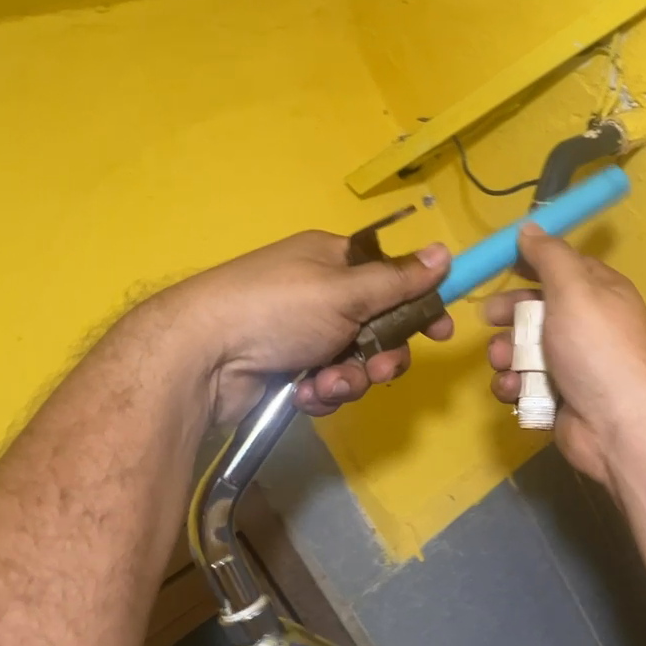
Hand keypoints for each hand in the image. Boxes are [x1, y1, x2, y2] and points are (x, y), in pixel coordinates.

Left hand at [153, 231, 453, 425]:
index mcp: (333, 261)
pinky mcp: (289, 370)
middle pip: (380, 327)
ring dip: (351, 379)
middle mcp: (321, 294)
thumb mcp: (346, 291)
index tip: (439, 333)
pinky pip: (329, 383)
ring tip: (326, 385)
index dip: (418, 304)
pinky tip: (305, 394)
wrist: (201, 358)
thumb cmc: (278, 309)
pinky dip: (323, 392)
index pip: (392, 278)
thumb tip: (445, 250)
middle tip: (378, 369)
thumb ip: (400, 280)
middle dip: (383, 354)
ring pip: (356, 362)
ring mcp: (303, 334)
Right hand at [485, 223, 645, 485]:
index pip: (562, 267)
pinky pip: (525, 385)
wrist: (618, 426)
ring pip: (524, 350)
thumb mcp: (574, 289)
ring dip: (506, 354)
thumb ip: (549, 256)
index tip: (500, 264)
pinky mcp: (559, 399)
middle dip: (509, 314)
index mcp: (600, 293)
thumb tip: (530, 227)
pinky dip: (514, 387)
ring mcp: (574, 365)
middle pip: (537, 310)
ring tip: (504, 363)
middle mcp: (588, 326)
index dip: (531, 263)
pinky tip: (513, 391)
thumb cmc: (597, 348)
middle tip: (488, 319)